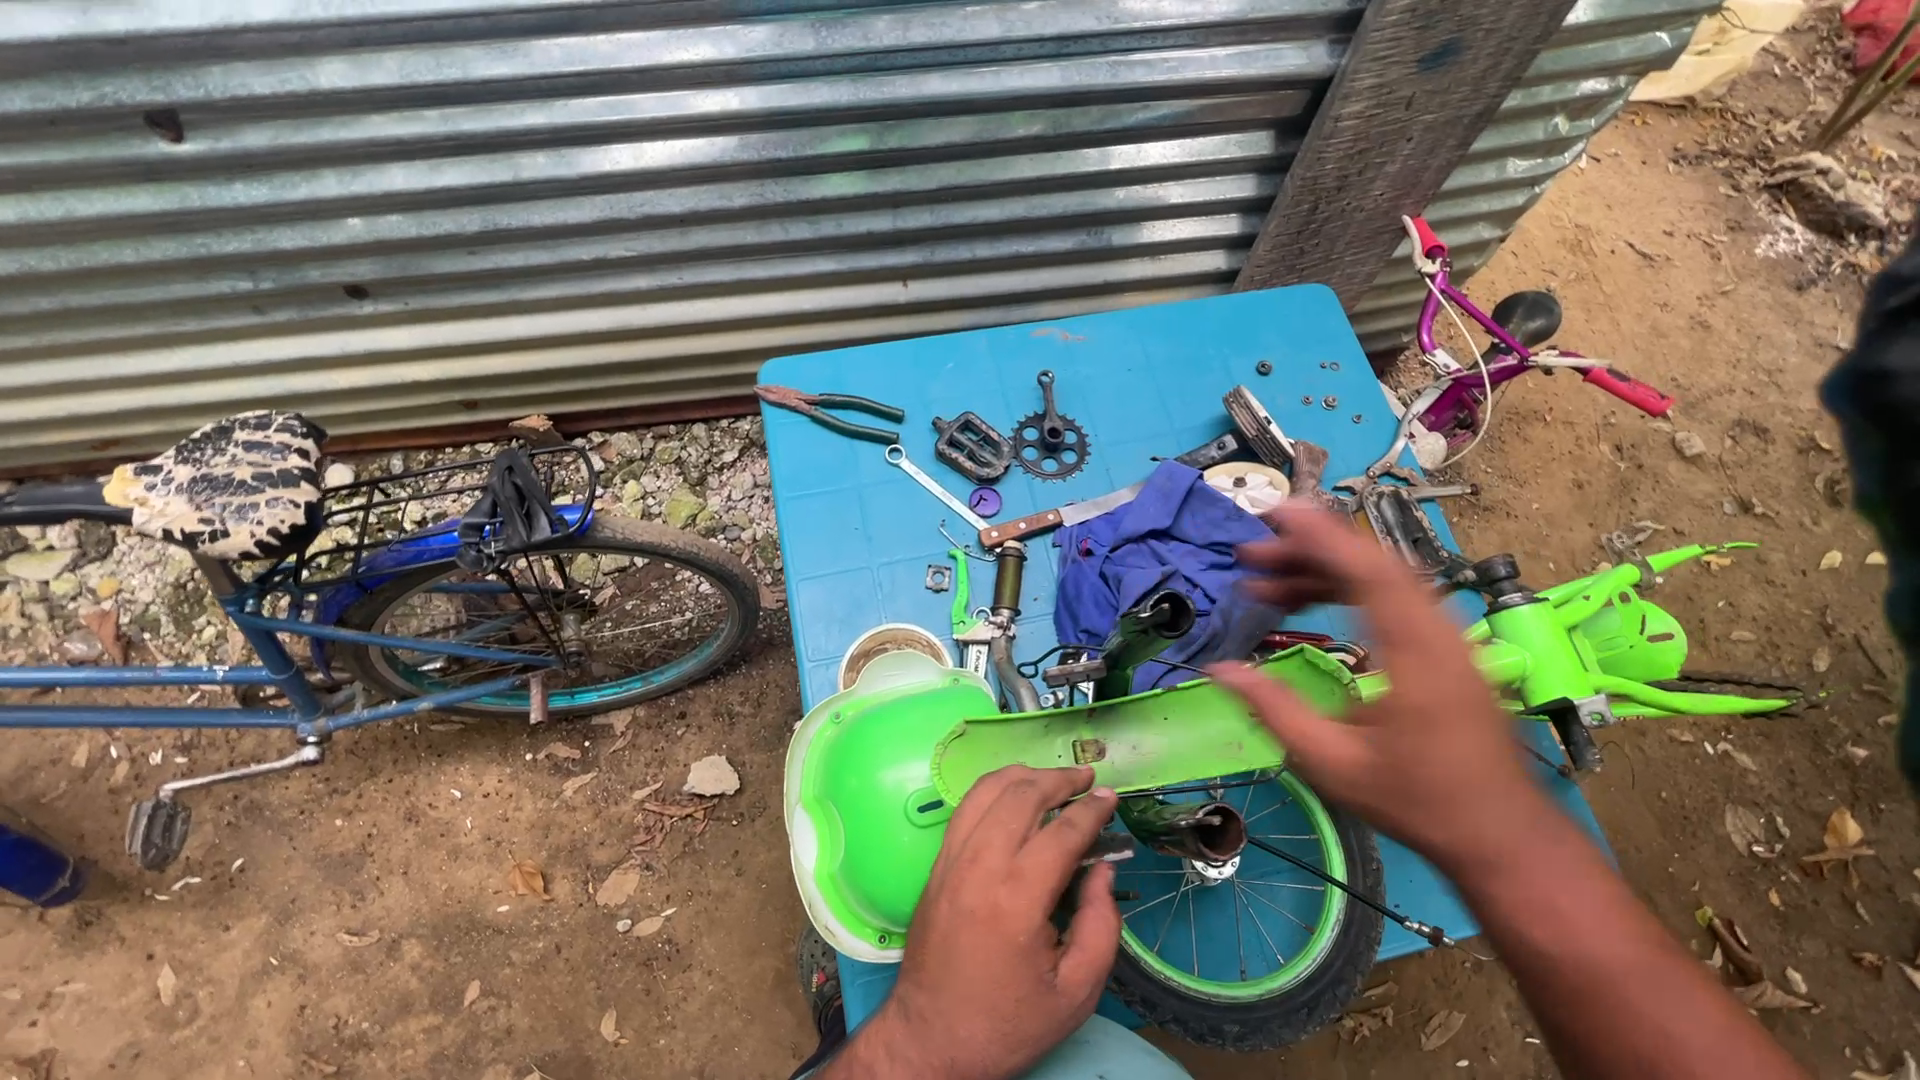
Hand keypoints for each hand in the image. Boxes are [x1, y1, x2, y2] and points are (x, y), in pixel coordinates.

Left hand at [827, 766, 1119, 1079]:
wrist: (930, 1039)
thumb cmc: (1007, 1023)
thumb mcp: (1075, 993)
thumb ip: (1101, 927)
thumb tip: (1102, 869)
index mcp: (1016, 900)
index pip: (1061, 833)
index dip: (1091, 810)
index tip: (1111, 798)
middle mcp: (979, 868)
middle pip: (1021, 796)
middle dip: (1059, 779)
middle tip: (1088, 778)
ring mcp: (950, 862)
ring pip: (986, 792)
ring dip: (1023, 776)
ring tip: (1054, 778)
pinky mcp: (936, 867)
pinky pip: (964, 809)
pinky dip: (993, 790)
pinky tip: (1013, 794)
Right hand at [1210, 506, 1548, 878]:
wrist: (1501, 836)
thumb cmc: (1418, 802)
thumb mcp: (1331, 763)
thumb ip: (1273, 710)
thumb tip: (1221, 669)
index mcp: (1414, 653)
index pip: (1366, 570)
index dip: (1319, 535)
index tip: (1275, 513)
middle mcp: (1437, 632)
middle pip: (1371, 565)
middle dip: (1307, 550)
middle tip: (1251, 554)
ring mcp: (1447, 639)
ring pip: (1382, 580)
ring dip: (1323, 571)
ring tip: (1266, 582)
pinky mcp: (1446, 651)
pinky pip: (1392, 600)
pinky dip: (1346, 591)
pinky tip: (1307, 605)